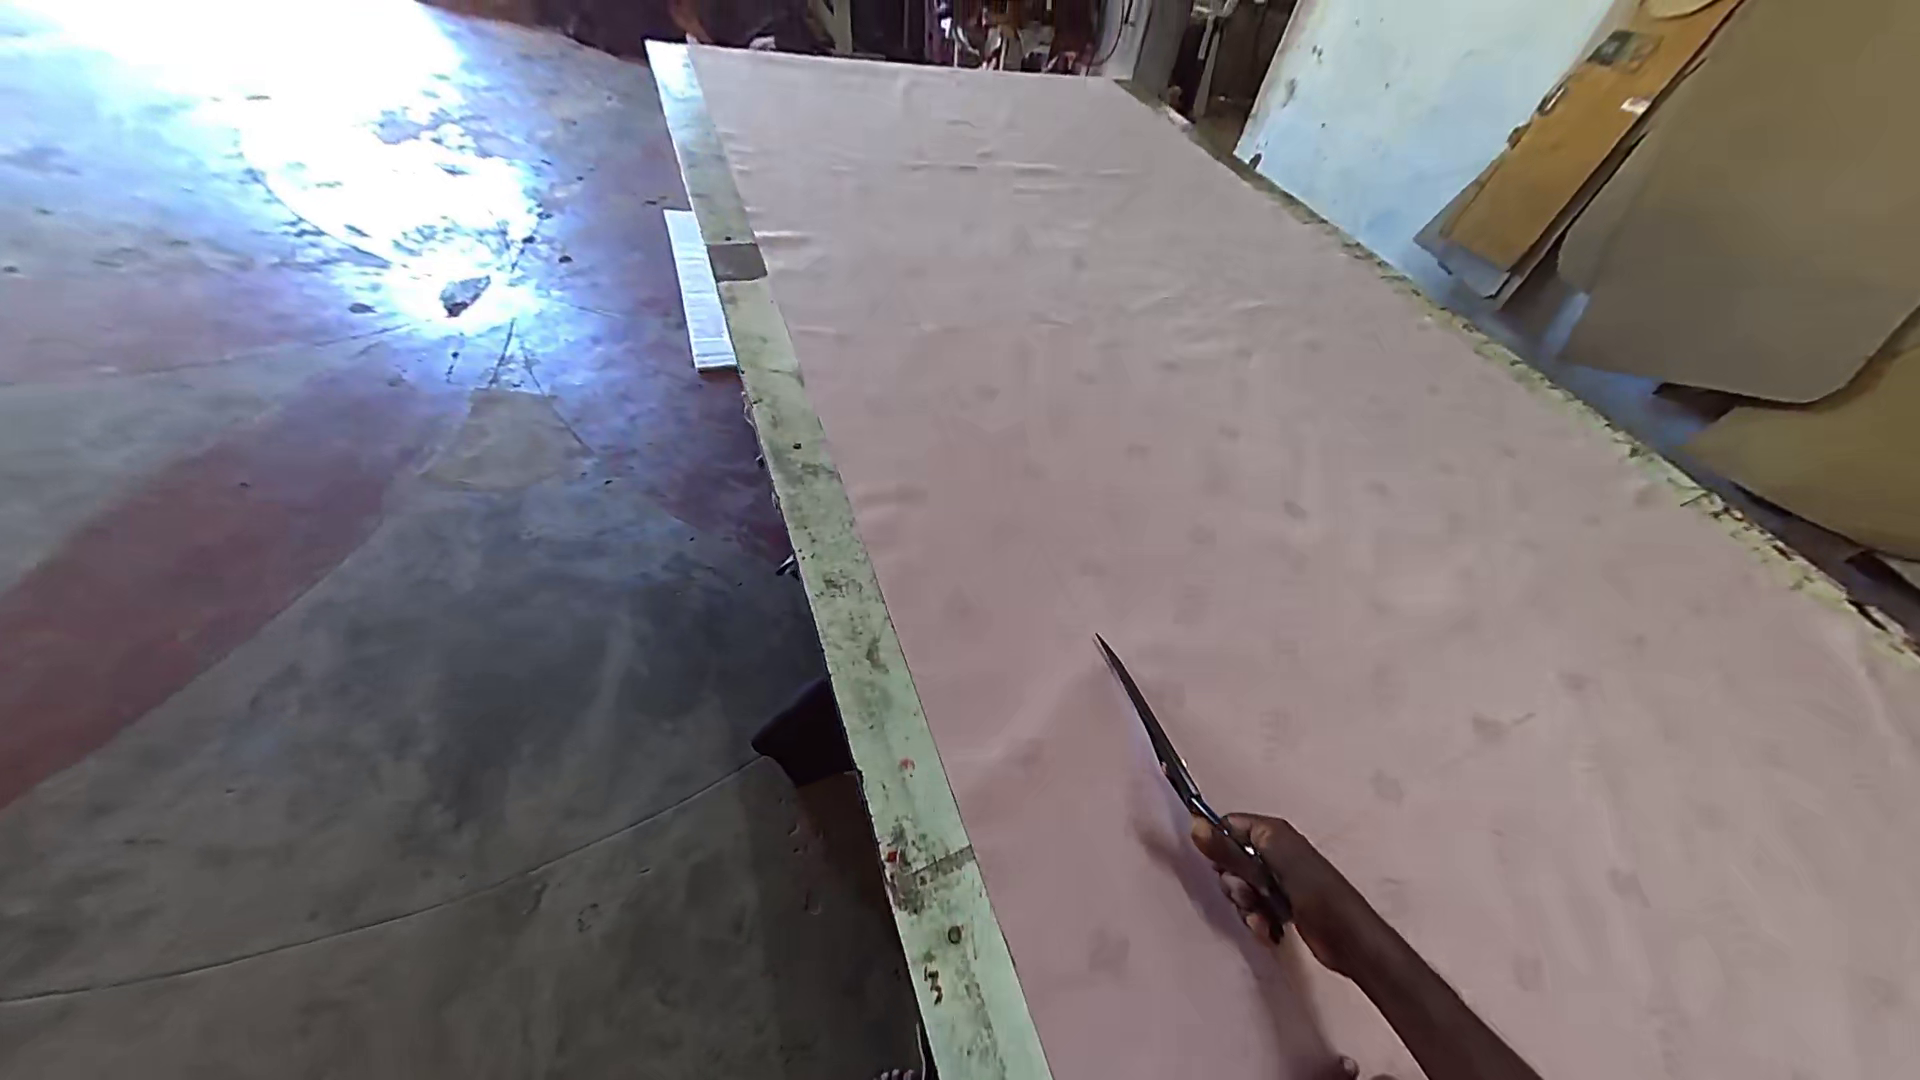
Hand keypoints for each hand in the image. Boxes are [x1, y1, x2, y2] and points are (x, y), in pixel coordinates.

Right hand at [1190, 813, 1387, 980]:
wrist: (1352, 942)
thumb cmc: (1313, 894)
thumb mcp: (1265, 869)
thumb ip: (1228, 850)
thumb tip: (1194, 825)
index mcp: (1270, 833)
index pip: (1227, 826)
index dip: (1218, 846)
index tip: (1217, 866)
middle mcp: (1273, 851)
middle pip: (1231, 860)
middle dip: (1234, 882)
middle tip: (1247, 894)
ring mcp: (1278, 879)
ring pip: (1241, 887)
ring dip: (1246, 906)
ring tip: (1262, 918)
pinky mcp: (1282, 905)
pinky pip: (1255, 907)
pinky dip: (1258, 920)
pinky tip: (1269, 931)